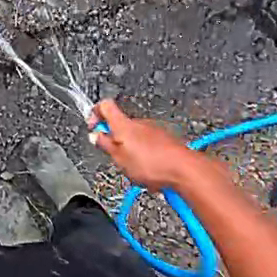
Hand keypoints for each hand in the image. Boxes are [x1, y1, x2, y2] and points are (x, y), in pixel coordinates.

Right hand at [88, 99, 216, 192]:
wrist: (184, 170)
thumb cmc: (153, 164)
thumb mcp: (119, 158)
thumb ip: (105, 144)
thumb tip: (96, 135)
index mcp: (124, 124)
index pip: (105, 105)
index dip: (95, 113)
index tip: (93, 127)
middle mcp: (139, 123)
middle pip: (120, 124)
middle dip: (114, 140)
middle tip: (115, 157)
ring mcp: (153, 130)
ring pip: (135, 136)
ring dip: (130, 149)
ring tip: (135, 168)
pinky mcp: (165, 140)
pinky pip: (149, 145)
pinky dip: (145, 155)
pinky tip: (149, 171)